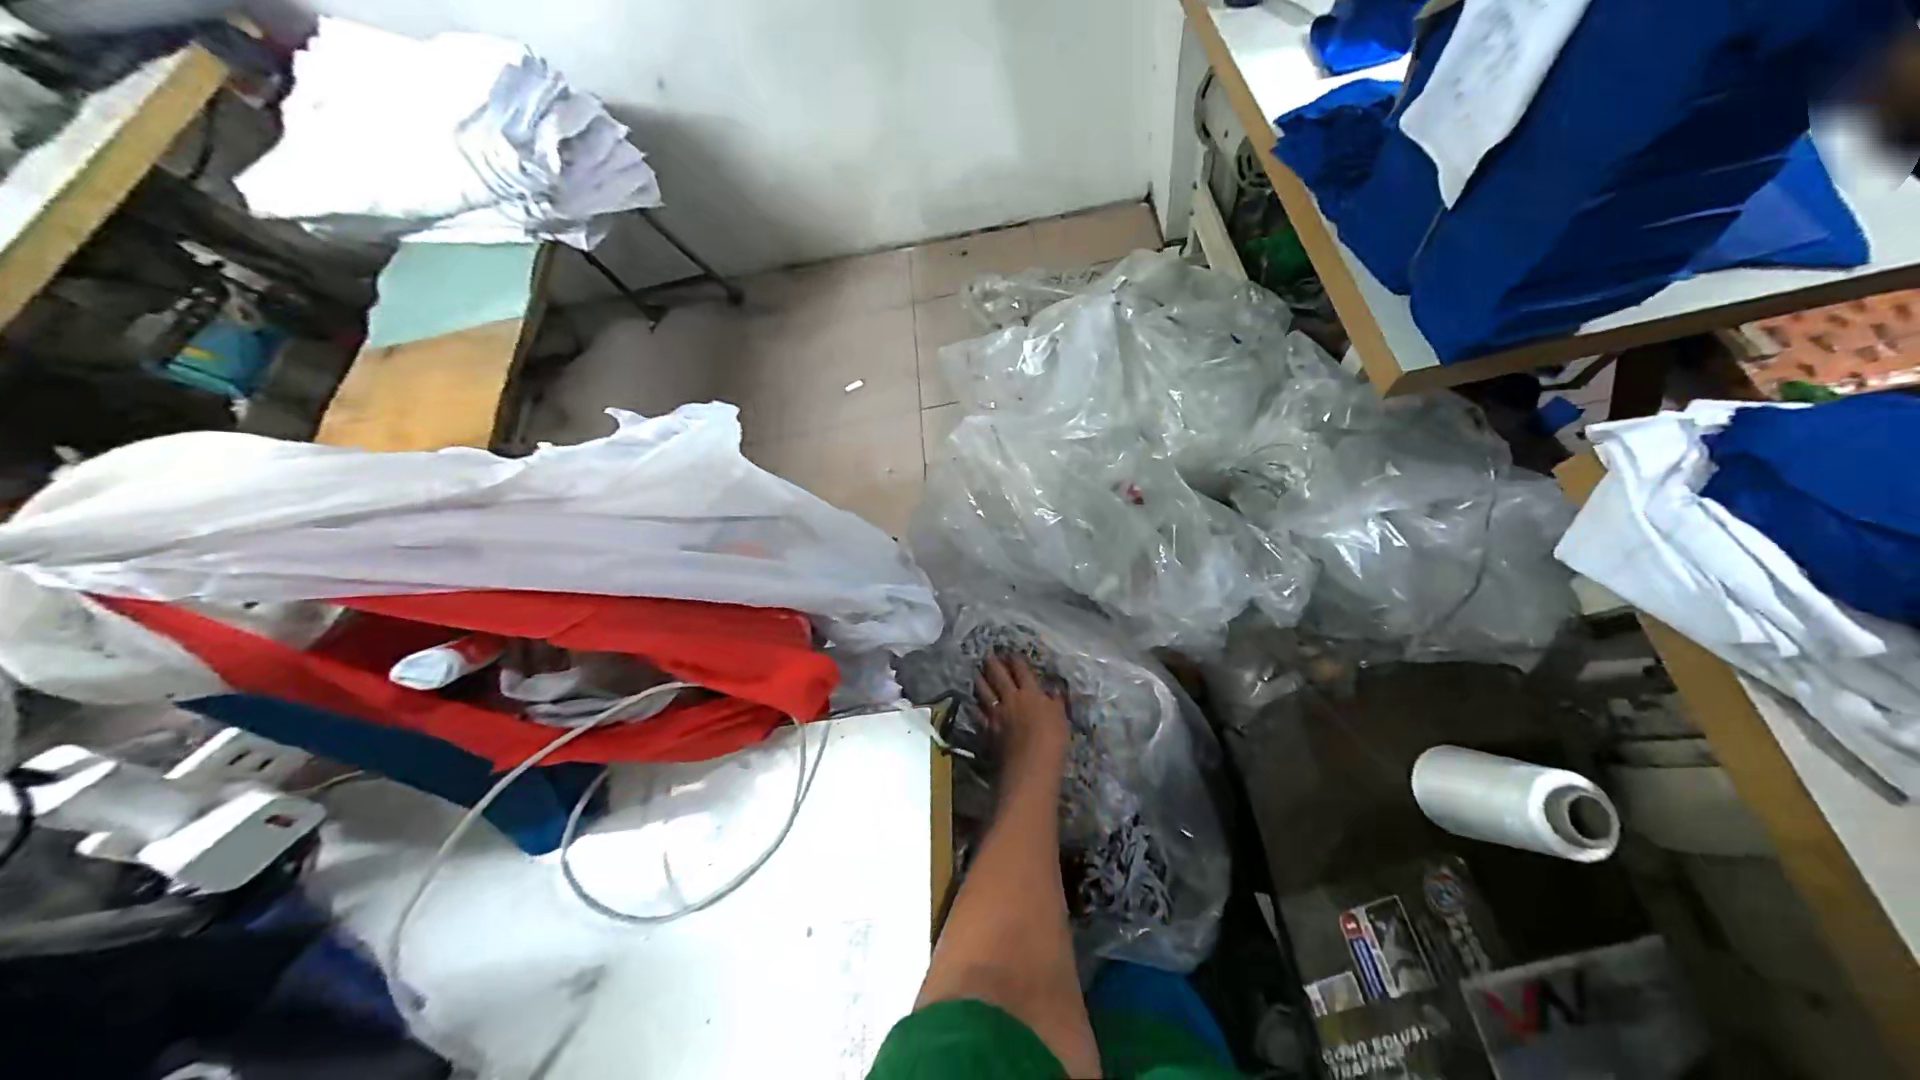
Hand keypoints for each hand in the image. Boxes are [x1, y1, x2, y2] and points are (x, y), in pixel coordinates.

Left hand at [974, 653, 1069, 774]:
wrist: (1030, 767)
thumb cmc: (1052, 742)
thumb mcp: (1061, 718)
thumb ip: (1055, 701)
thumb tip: (1053, 689)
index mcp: (1031, 693)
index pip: (1022, 670)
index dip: (1016, 659)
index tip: (1010, 652)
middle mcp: (1011, 699)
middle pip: (999, 676)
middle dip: (993, 663)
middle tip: (988, 654)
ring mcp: (997, 714)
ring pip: (985, 691)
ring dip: (980, 680)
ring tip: (976, 672)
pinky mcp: (988, 729)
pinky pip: (979, 713)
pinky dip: (975, 706)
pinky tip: (972, 702)